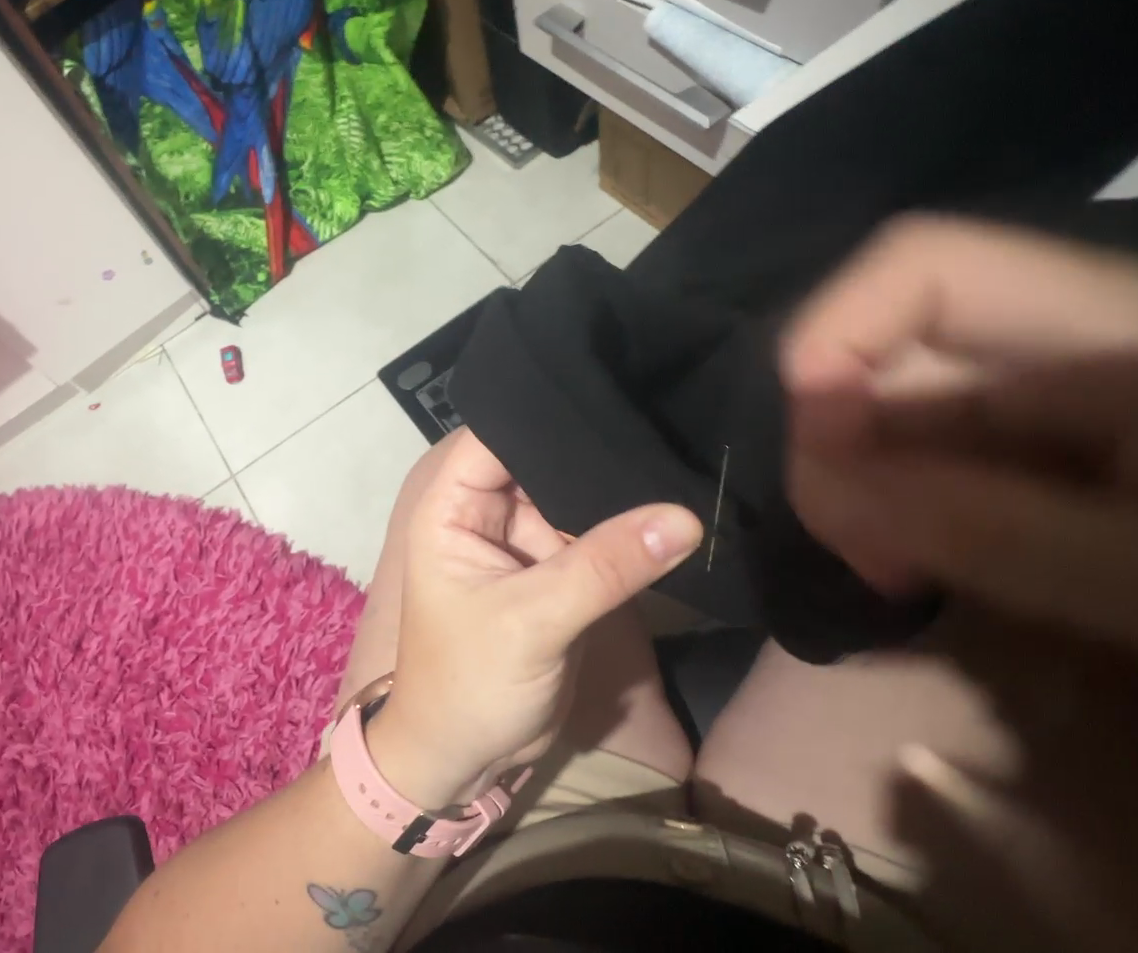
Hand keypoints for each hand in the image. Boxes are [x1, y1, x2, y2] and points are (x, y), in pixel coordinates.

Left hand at [365, 429, 701, 808]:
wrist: (465, 757)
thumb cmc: (469, 683)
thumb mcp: (531, 621)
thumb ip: (605, 566)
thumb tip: (686, 515)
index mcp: (451, 506)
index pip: (498, 434)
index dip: (547, 407)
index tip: (616, 380)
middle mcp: (484, 512)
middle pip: (542, 459)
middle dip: (594, 445)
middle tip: (667, 406)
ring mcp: (524, 541)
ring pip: (575, 495)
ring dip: (618, 486)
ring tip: (682, 443)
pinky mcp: (556, 571)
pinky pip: (595, 534)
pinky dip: (627, 526)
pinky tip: (677, 497)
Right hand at [780, 216, 1137, 719]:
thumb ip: (1002, 533)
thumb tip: (829, 489)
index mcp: (1127, 326)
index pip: (920, 267)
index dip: (831, 339)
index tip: (823, 457)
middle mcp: (1077, 334)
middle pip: (889, 343)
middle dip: (838, 441)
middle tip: (859, 553)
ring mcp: (1062, 387)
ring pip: (894, 403)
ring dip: (862, 483)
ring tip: (893, 572)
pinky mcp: (1055, 439)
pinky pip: (930, 448)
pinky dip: (899, 504)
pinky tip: (920, 563)